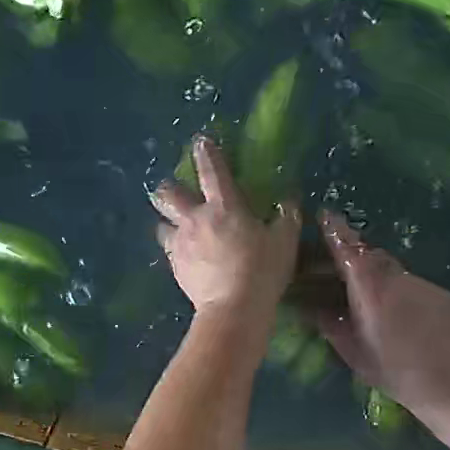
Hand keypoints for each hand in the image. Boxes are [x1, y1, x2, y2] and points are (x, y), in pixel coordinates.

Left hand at [149, 136, 298, 323]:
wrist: (232, 307)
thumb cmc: (262, 271)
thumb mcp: (284, 241)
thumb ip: (286, 216)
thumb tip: (288, 199)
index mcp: (224, 206)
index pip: (212, 170)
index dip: (206, 152)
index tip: (201, 141)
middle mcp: (195, 219)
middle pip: (168, 194)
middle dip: (168, 188)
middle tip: (173, 189)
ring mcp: (180, 242)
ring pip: (161, 223)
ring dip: (167, 221)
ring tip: (175, 227)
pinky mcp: (174, 265)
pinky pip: (168, 249)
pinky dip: (174, 247)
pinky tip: (184, 254)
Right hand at [316, 211, 449, 409]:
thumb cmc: (393, 369)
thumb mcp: (351, 350)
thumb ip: (331, 324)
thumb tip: (314, 308)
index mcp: (369, 289)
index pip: (348, 250)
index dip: (335, 231)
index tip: (325, 214)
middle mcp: (397, 279)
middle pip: (372, 257)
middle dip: (356, 258)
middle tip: (342, 271)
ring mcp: (424, 286)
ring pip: (394, 274)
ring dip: (380, 281)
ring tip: (373, 306)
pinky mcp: (444, 297)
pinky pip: (414, 288)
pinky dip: (402, 296)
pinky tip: (402, 321)